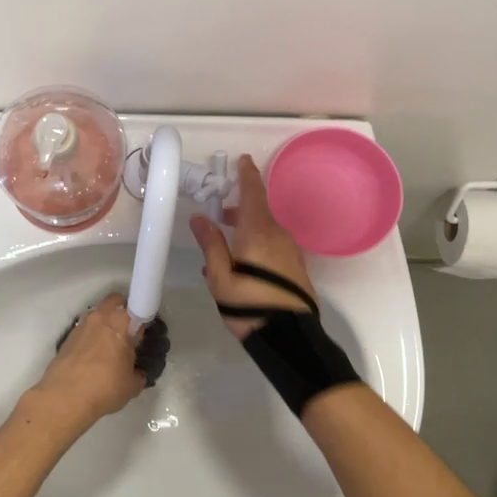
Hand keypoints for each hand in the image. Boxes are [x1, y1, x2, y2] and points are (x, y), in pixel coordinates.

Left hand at [27, 294, 146, 431]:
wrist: (65, 398)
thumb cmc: (105, 388)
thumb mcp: (132, 385)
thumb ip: (138, 374)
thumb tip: (137, 373)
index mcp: (120, 324)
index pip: (136, 307)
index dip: (141, 318)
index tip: (142, 332)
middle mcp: (99, 319)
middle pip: (114, 301)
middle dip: (122, 310)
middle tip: (127, 333)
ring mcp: (80, 327)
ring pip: (96, 315)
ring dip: (103, 324)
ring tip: (107, 349)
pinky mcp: (67, 339)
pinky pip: (84, 331)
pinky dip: (90, 338)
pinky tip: (91, 359)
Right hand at [190, 155, 317, 339]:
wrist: (289, 337)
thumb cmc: (249, 303)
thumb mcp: (220, 277)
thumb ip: (211, 245)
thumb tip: (200, 218)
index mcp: (258, 231)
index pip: (253, 193)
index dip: (247, 175)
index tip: (242, 160)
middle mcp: (278, 235)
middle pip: (259, 211)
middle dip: (240, 207)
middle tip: (220, 212)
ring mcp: (290, 251)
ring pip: (266, 229)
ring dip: (247, 228)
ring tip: (225, 243)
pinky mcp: (295, 267)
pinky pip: (272, 245)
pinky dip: (256, 243)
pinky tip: (240, 264)